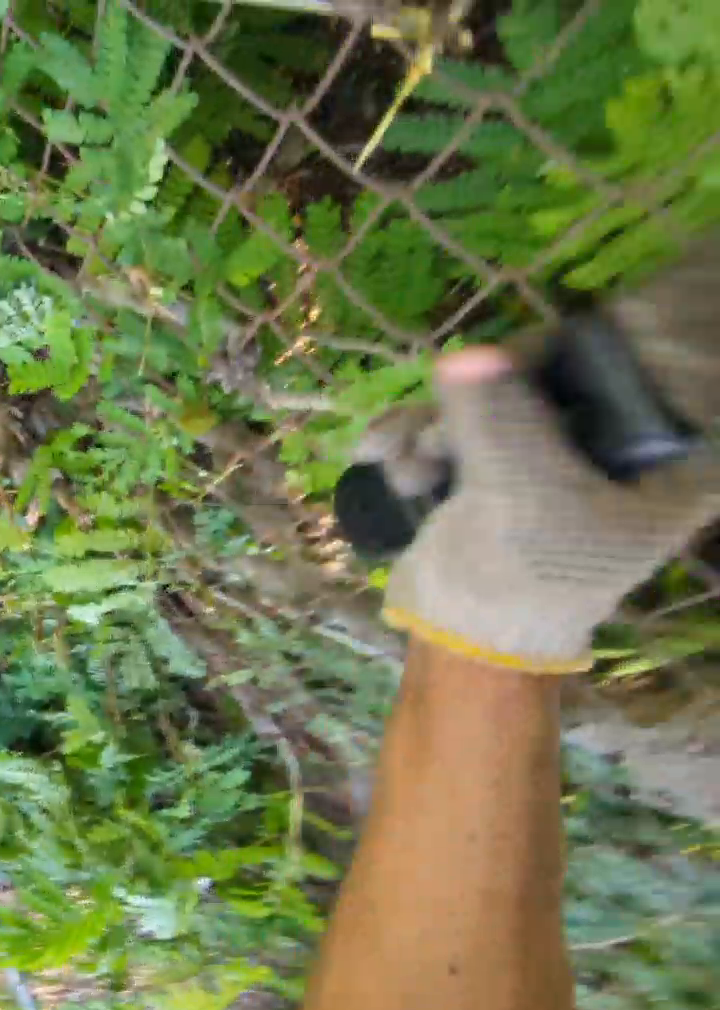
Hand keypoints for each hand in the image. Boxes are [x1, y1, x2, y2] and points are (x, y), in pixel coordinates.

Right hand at [381, 346, 718, 671]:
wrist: (460, 632)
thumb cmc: (523, 577)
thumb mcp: (521, 495)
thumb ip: (498, 422)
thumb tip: (465, 352)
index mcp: (661, 450)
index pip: (620, 371)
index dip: (549, 361)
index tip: (487, 373)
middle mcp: (602, 442)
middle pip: (532, 380)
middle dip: (464, 409)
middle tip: (434, 446)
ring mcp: (535, 452)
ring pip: (473, 402)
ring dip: (421, 429)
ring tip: (403, 472)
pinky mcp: (479, 465)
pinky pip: (435, 425)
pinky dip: (400, 438)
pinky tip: (373, 456)